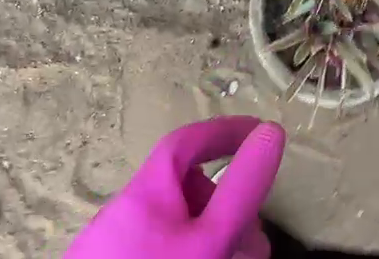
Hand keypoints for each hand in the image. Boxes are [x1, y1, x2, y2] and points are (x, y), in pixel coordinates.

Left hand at [66, 116, 285, 258]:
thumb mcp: (213, 240)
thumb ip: (243, 186)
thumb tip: (270, 132)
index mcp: (144, 193)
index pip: (188, 141)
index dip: (227, 131)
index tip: (263, 135)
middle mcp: (120, 215)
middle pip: (186, 193)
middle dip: (229, 209)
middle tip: (254, 244)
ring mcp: (107, 253)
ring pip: (175, 231)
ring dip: (213, 241)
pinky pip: (155, 254)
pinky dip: (188, 256)